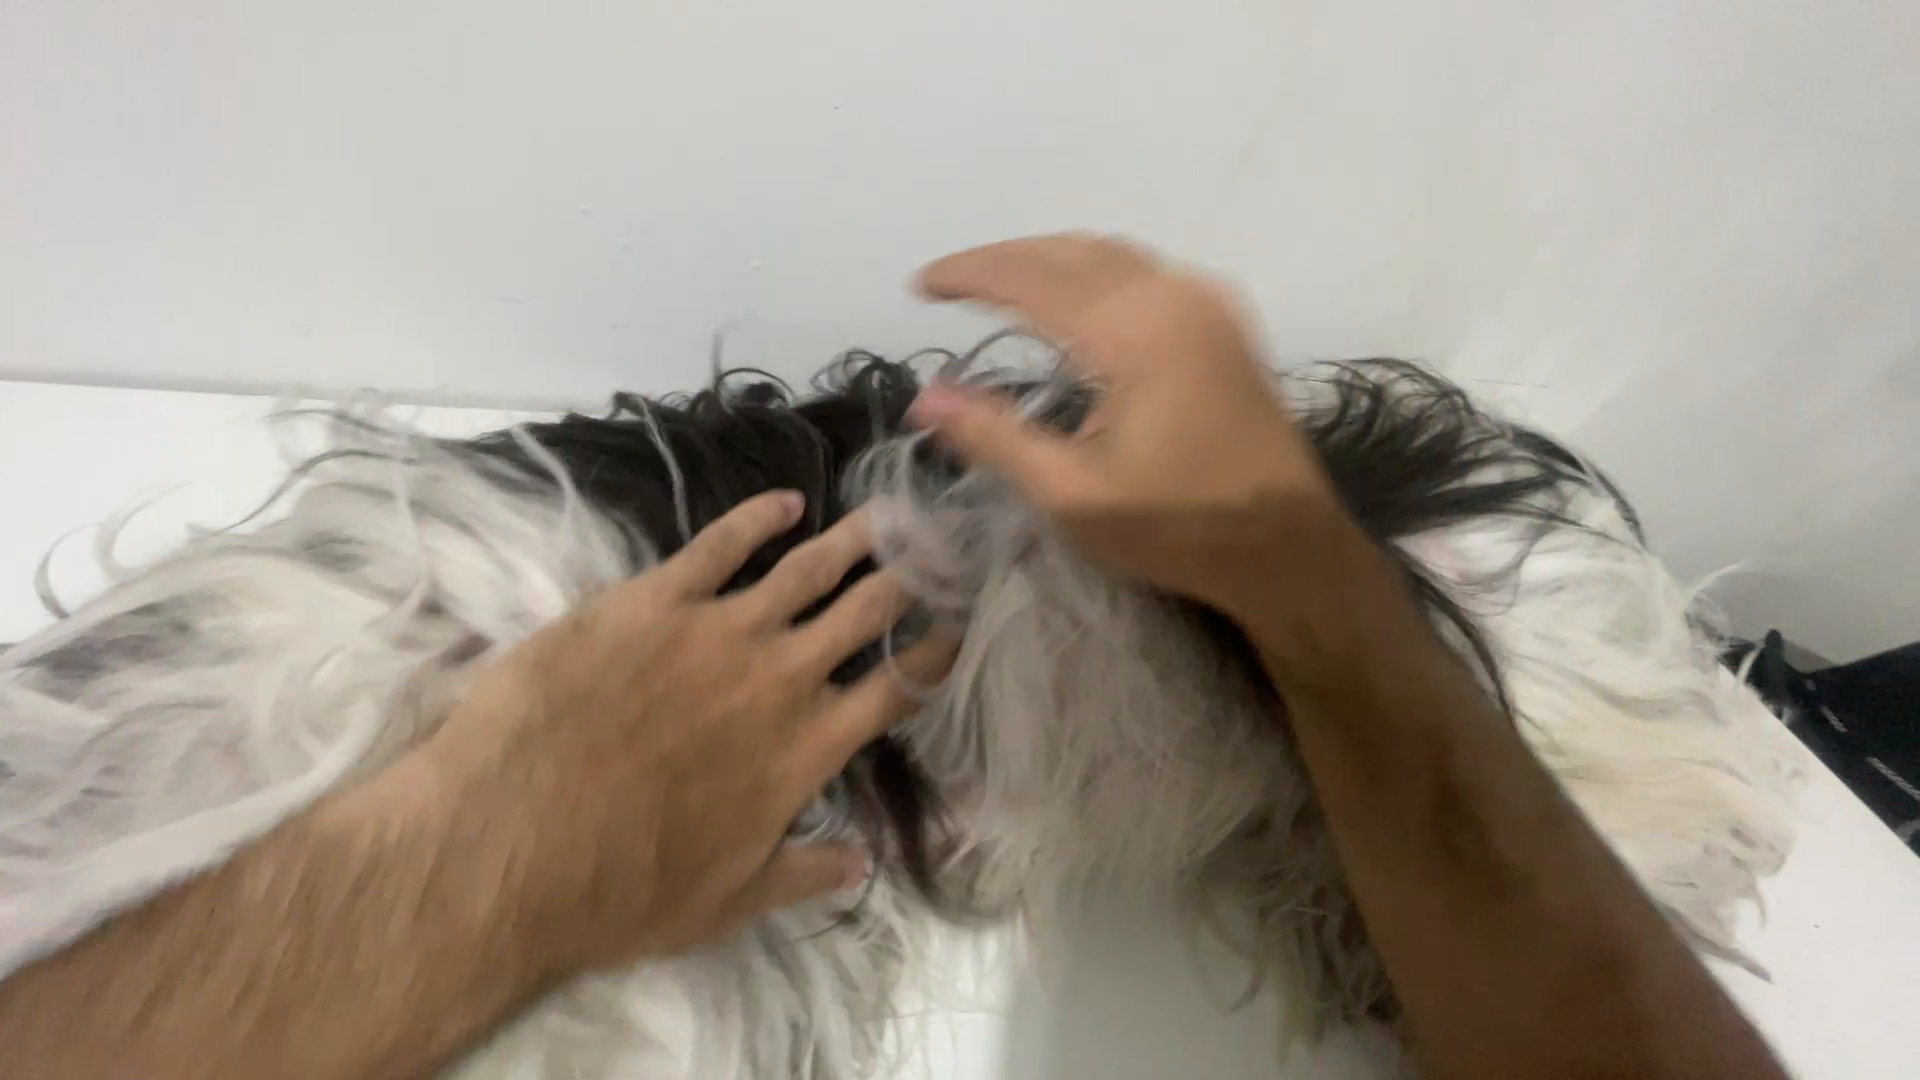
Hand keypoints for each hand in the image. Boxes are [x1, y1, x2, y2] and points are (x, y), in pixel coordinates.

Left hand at [411, 493, 954, 975]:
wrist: (506, 845)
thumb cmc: (622, 887)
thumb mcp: (729, 902)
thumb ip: (806, 873)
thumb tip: (865, 862)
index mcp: (806, 747)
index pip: (893, 688)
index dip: (932, 653)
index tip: (956, 624)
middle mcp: (782, 677)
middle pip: (865, 612)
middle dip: (908, 578)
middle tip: (935, 549)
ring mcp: (721, 629)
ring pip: (808, 568)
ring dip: (854, 539)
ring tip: (885, 514)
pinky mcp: (656, 599)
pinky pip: (721, 543)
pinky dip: (758, 517)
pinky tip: (786, 500)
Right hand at [907, 233, 1352, 620]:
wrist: (1287, 546)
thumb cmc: (1178, 527)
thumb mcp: (1073, 494)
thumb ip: (996, 437)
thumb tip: (925, 399)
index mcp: (1132, 331)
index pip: (1030, 278)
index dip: (968, 274)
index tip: (919, 285)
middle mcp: (1172, 295)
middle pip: (1069, 251)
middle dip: (1002, 259)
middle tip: (949, 283)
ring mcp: (1207, 303)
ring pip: (1110, 254)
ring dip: (1047, 260)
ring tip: (998, 283)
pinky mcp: (1224, 322)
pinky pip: (1145, 272)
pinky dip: (1092, 271)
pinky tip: (1075, 298)